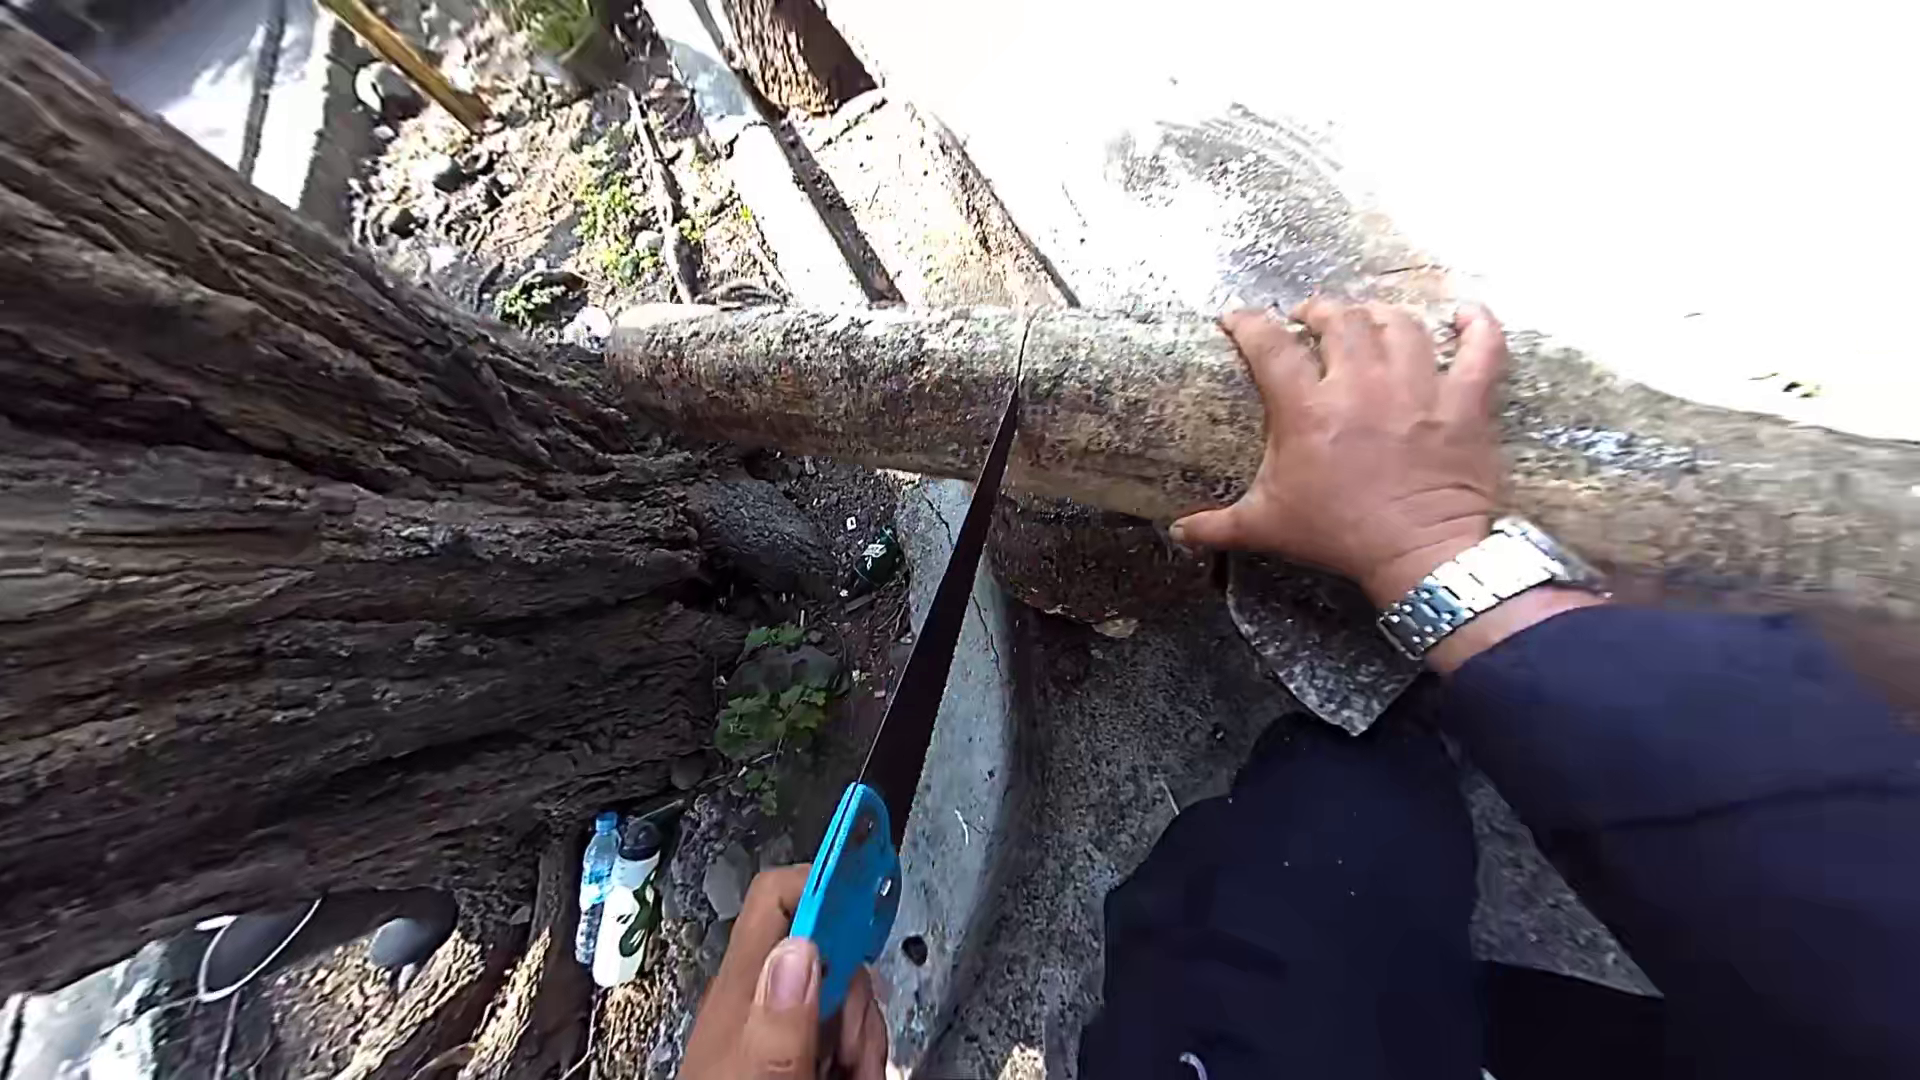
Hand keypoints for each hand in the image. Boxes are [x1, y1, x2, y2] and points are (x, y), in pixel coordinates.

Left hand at [680, 864, 887, 1079]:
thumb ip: (776, 1025)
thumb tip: (801, 947)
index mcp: (744, 990)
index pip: (777, 896)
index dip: (821, 881)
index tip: (865, 897)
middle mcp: (762, 999)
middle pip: (829, 949)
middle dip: (856, 989)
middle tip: (852, 1046)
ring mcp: (782, 1028)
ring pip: (846, 996)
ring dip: (864, 1035)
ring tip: (851, 1076)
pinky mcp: (800, 1056)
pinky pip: (848, 1034)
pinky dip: (861, 1058)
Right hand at [1173, 299, 1507, 605]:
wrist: (1418, 553)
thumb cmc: (1334, 533)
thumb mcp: (1263, 526)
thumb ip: (1214, 525)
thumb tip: (1175, 533)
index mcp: (1307, 410)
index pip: (1270, 348)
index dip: (1248, 324)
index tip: (1235, 316)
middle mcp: (1361, 386)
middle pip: (1341, 321)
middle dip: (1318, 309)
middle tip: (1306, 315)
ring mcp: (1419, 389)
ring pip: (1402, 324)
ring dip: (1379, 313)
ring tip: (1366, 316)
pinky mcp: (1465, 403)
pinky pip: (1483, 348)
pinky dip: (1477, 325)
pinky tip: (1465, 314)